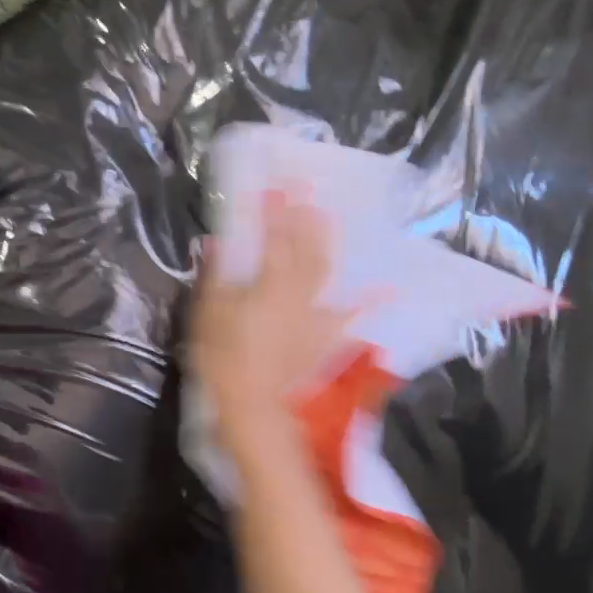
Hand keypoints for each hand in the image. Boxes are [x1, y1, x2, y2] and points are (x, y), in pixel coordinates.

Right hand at [191, 190, 356, 450]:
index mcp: (268, 284)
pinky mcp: (324, 337)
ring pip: (324, 270)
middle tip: (304, 191)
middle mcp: (298, 292)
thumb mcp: (207, 317)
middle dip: (303, 217)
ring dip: (324, 242)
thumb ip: (215, 277)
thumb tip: (217, 242)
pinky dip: (368, 301)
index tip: (272, 186)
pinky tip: (385, 290)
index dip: (271, 211)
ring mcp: (316, 314)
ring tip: (326, 218)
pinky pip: (349, 315)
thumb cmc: (223, 360)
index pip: (271, 238)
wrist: (254, 406)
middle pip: (304, 247)